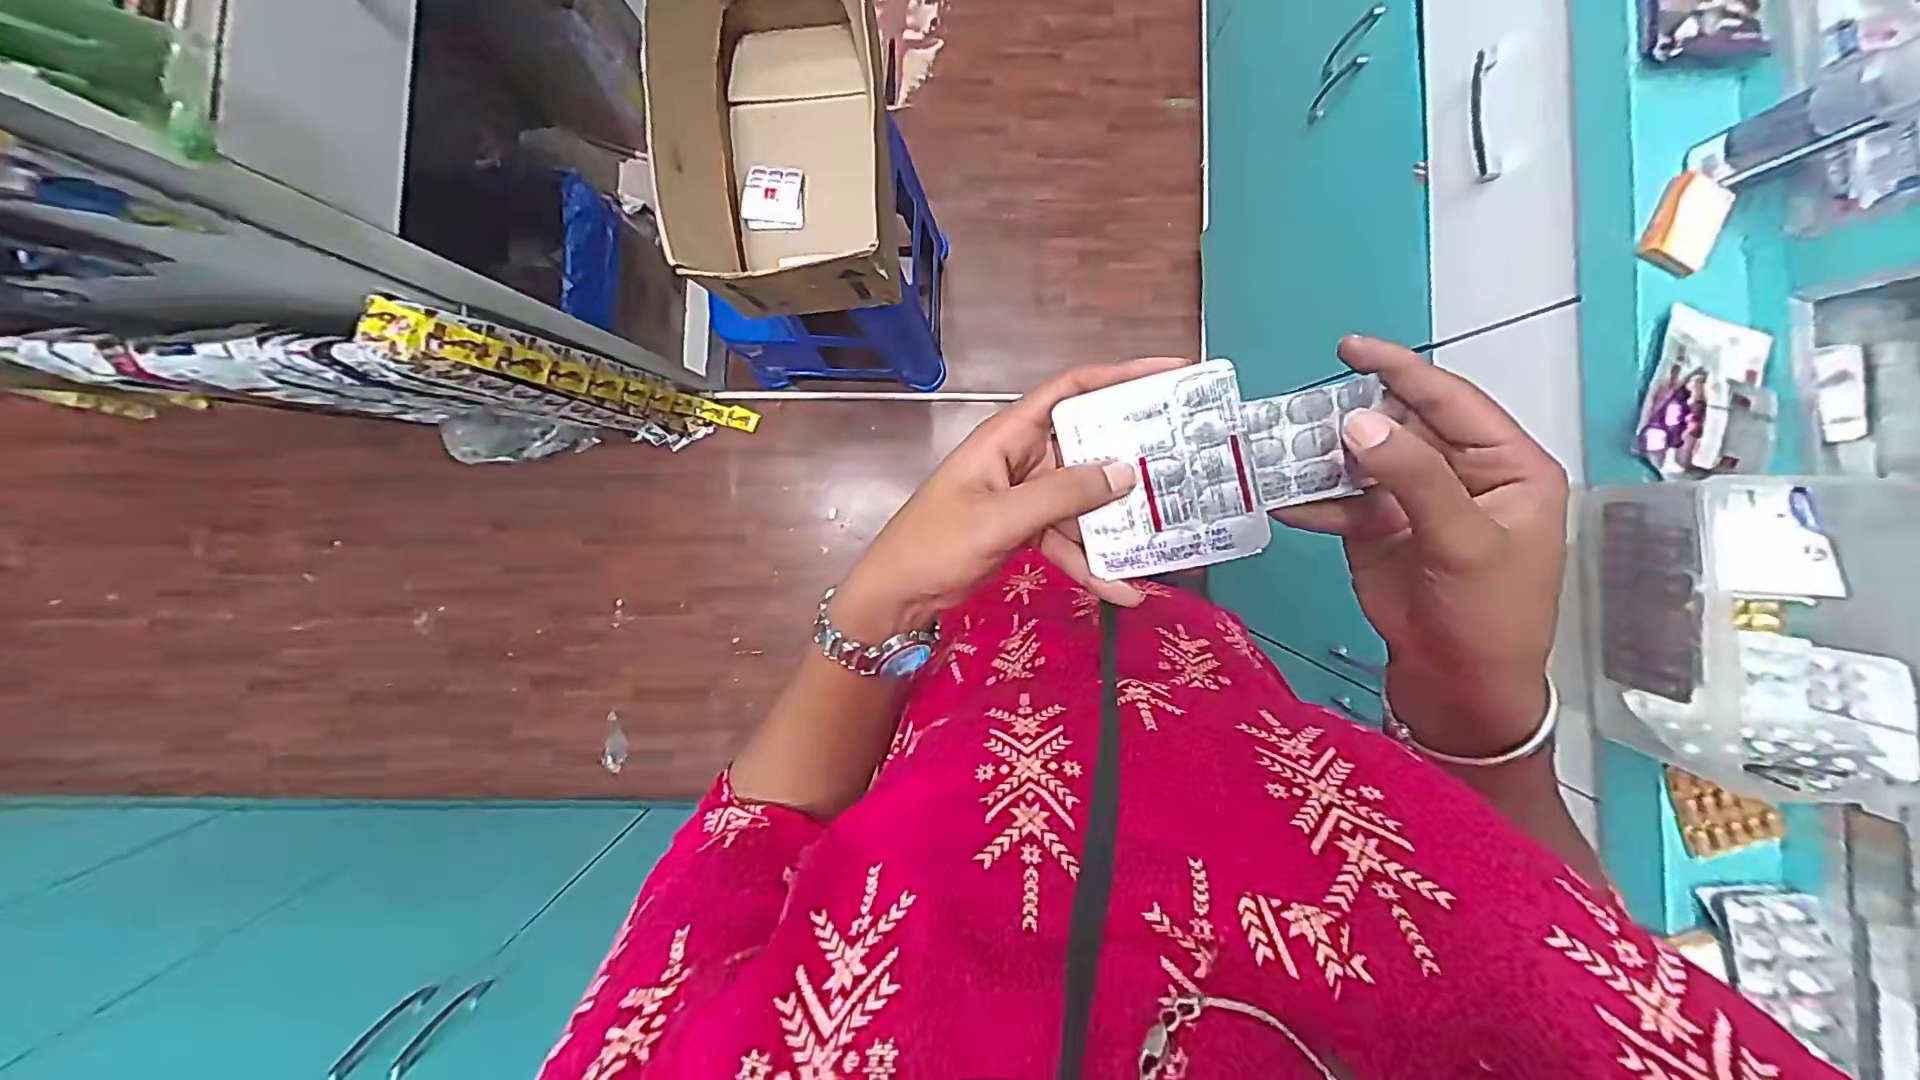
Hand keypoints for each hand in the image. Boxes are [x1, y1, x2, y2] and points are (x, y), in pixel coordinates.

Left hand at [833, 357, 1196, 639]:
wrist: (899, 595)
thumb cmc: (935, 544)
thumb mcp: (1000, 518)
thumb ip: (1061, 495)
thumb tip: (1124, 473)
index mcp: (1008, 437)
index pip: (1070, 391)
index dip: (1120, 376)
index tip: (1171, 375)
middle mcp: (1022, 459)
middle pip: (1086, 449)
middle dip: (1132, 461)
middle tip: (1184, 469)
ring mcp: (1025, 497)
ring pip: (1082, 502)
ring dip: (1116, 526)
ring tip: (1162, 544)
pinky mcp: (1025, 530)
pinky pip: (1067, 538)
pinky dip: (1090, 562)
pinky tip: (1120, 588)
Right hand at [1273, 337, 1567, 757]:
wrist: (1456, 678)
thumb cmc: (1489, 612)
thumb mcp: (1463, 539)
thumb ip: (1414, 478)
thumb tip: (1357, 425)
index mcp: (1503, 465)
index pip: (1450, 402)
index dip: (1401, 371)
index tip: (1352, 348)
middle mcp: (1456, 475)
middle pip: (1396, 429)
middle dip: (1347, 421)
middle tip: (1300, 415)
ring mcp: (1410, 502)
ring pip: (1359, 464)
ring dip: (1321, 462)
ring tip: (1281, 456)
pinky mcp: (1374, 529)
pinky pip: (1338, 503)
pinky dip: (1311, 504)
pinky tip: (1285, 504)